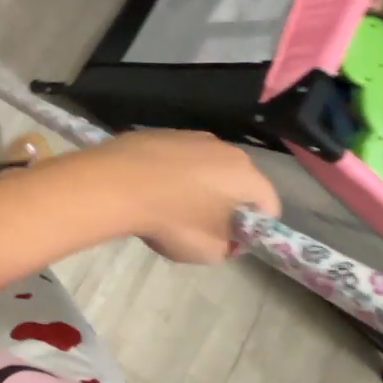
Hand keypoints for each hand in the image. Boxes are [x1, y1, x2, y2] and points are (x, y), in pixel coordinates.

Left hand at [82, 130, 280, 264]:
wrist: (115, 182)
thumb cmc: (173, 218)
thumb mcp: (212, 250)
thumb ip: (230, 244)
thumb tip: (227, 234)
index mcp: (244, 172)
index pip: (267, 203)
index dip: (256, 228)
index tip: (233, 241)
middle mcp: (220, 146)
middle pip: (236, 181)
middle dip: (226, 204)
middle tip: (204, 227)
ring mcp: (187, 135)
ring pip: (205, 167)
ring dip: (197, 187)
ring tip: (172, 207)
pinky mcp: (157, 132)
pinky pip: (175, 159)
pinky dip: (171, 173)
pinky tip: (151, 189)